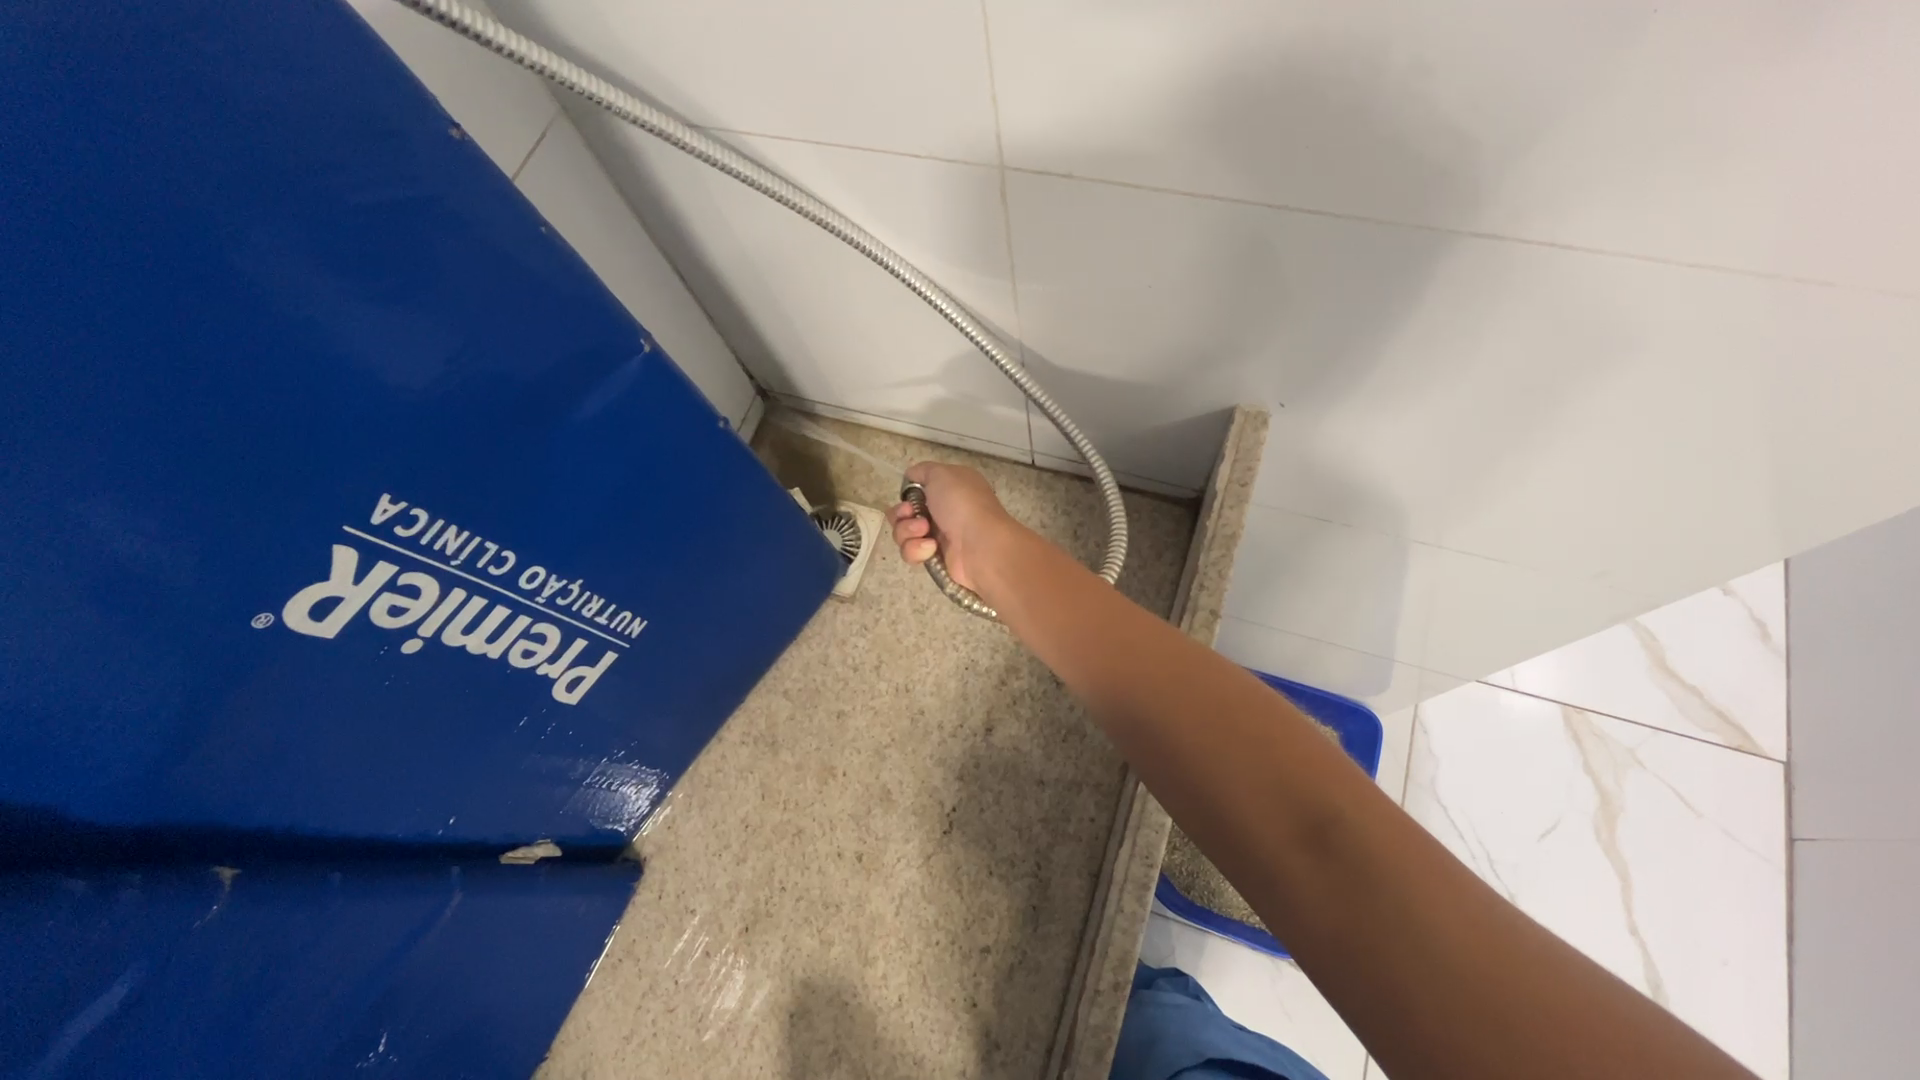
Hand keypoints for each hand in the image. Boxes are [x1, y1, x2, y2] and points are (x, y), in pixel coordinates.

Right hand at [888, 462, 1017, 594]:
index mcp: (949, 489)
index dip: (907, 496)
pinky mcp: (935, 558)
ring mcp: (939, 536)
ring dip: (908, 532)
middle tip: (913, 516)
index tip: (909, 499)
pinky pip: (912, 553)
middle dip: (901, 515)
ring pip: (903, 534)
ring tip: (925, 533)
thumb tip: (911, 475)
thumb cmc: (962, 504)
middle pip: (904, 514)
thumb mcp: (942, 473)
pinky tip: (931, 549)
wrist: (979, 545)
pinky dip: (917, 550)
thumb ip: (923, 470)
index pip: (916, 491)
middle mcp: (944, 511)